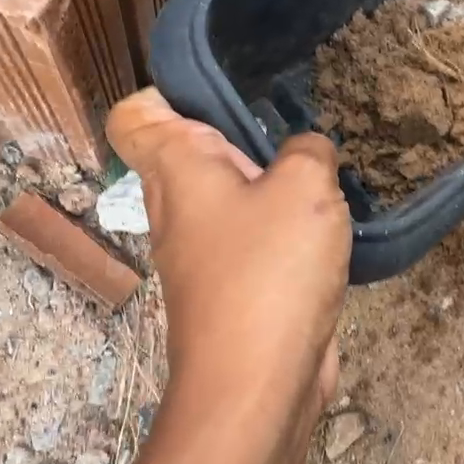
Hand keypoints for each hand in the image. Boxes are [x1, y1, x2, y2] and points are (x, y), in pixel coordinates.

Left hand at [110, 88, 352, 463]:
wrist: (258, 385)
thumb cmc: (269, 270)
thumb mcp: (304, 184)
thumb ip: (308, 149)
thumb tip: (305, 154)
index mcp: (178, 169)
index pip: (136, 114)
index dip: (170, 89)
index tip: (227, 78)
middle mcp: (180, 205)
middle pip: (193, 147)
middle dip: (241, 125)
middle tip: (297, 111)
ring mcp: (205, 249)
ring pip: (230, 190)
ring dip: (270, 175)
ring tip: (320, 159)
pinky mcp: (235, 283)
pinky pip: (255, 230)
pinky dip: (284, 218)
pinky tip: (326, 215)